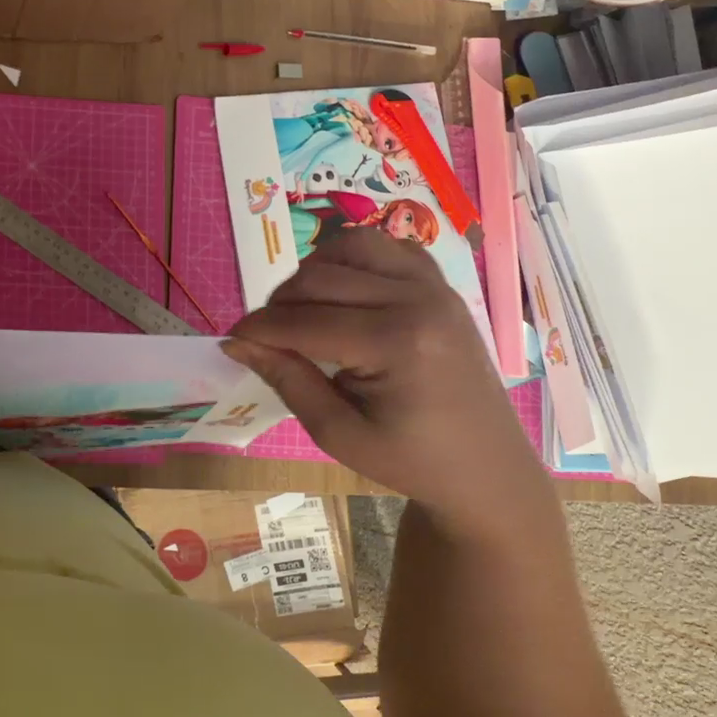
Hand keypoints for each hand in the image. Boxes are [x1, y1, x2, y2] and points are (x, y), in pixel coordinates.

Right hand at [221, 228, 553, 537]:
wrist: (487, 469)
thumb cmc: (410, 459)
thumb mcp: (336, 432)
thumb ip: (285, 379)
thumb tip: (235, 342)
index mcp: (396, 343)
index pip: (302, 320)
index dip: (256, 329)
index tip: (230, 341)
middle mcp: (417, 301)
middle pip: (318, 277)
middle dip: (278, 304)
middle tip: (265, 337)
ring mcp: (434, 287)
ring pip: (349, 246)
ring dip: (313, 272)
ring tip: (302, 310)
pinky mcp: (441, 285)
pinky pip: (385, 247)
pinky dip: (352, 259)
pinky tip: (341, 293)